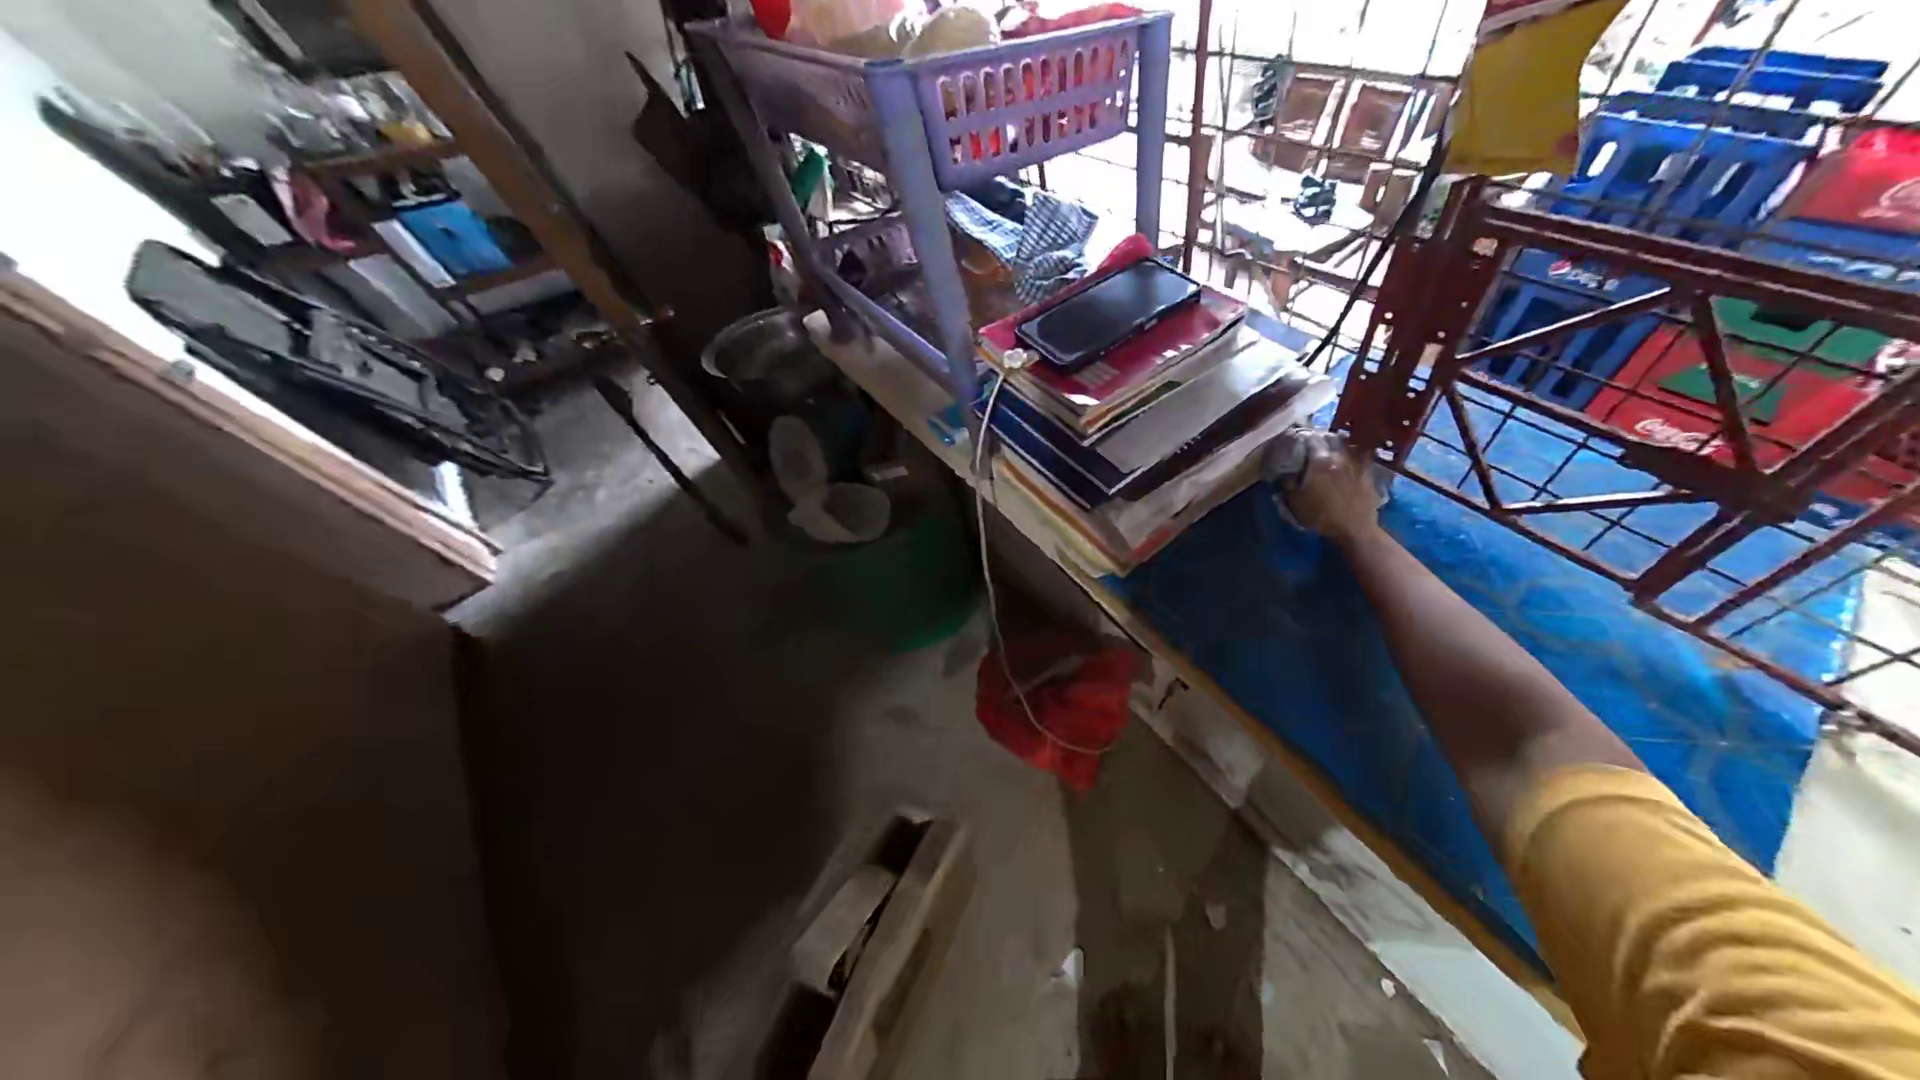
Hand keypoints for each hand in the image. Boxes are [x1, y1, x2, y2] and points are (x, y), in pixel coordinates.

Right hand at [1285, 433, 1380, 547]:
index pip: (1309, 439)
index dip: (1301, 439)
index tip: (1295, 442)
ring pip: (1346, 444)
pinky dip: (1355, 451)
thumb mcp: (1294, 502)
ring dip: (1338, 443)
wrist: (1354, 528)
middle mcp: (1339, 456)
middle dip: (1320, 439)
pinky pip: (1362, 454)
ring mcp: (1356, 462)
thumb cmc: (1321, 516)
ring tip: (1332, 449)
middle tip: (1313, 445)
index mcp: (1319, 461)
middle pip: (1329, 438)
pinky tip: (1351, 456)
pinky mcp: (1368, 470)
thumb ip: (1288, 483)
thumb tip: (1286, 471)